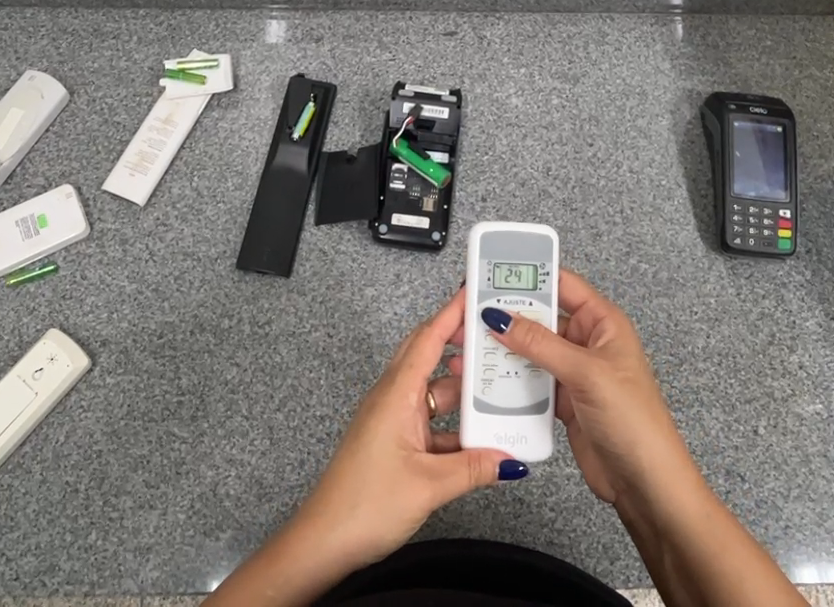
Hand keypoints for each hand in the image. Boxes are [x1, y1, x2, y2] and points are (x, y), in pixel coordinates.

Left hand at [291, 289, 526, 568]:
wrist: (325, 540)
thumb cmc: (361, 505)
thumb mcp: (430, 485)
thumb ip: (474, 467)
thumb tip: (508, 459)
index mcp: (396, 394)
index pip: (428, 338)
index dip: (452, 312)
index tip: (473, 292)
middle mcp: (392, 398)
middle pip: (429, 356)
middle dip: (460, 344)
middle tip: (494, 339)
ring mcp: (392, 419)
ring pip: (433, 391)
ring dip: (461, 392)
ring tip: (496, 394)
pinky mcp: (393, 441)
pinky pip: (429, 419)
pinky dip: (453, 424)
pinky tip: (476, 440)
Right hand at [483, 269, 692, 506]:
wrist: (645, 484)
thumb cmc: (637, 423)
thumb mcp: (586, 373)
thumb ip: (540, 344)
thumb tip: (501, 317)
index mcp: (602, 322)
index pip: (561, 284)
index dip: (529, 275)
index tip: (493, 271)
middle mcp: (587, 342)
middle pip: (539, 317)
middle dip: (506, 314)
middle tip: (470, 310)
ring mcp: (573, 371)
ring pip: (530, 349)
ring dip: (502, 348)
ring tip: (469, 345)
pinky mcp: (562, 399)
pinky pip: (528, 380)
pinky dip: (508, 379)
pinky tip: (486, 378)